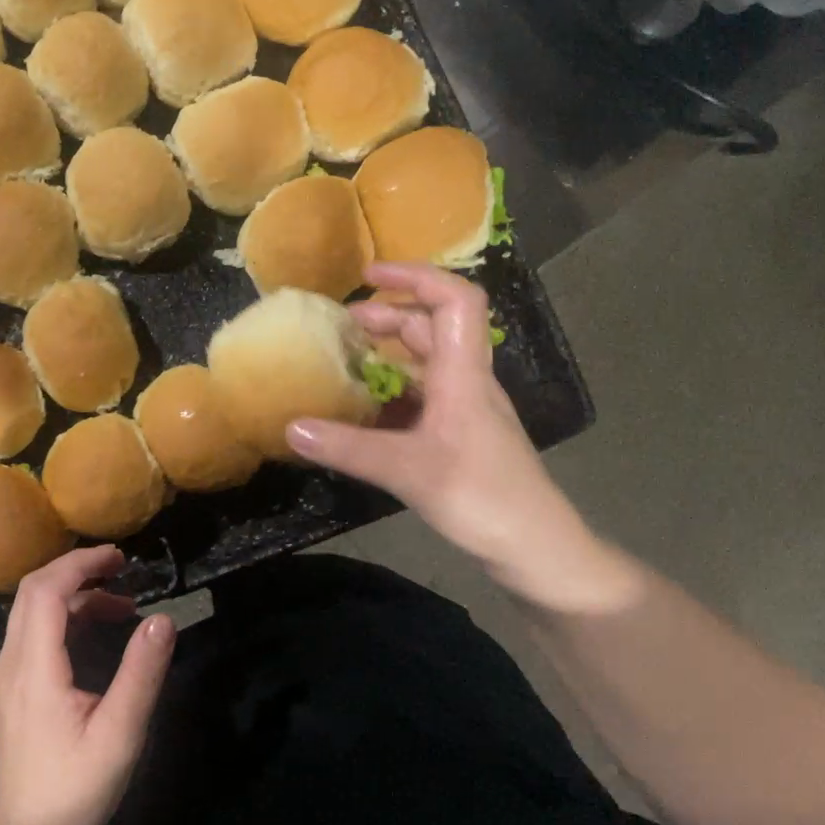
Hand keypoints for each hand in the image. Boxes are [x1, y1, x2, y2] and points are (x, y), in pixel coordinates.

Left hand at [0, 546, 174, 824]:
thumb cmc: (77, 788)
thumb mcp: (120, 734)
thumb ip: (141, 674)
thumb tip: (163, 619)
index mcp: (34, 667)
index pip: (46, 590)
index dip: (79, 563)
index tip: (120, 557)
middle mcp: (12, 662)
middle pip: (33, 592)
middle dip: (75, 570)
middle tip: (121, 569)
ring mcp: (8, 676)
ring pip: (32, 612)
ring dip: (72, 596)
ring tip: (122, 607)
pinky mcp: (14, 689)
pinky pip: (33, 633)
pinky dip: (64, 618)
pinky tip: (96, 634)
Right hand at [286, 264, 601, 607]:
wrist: (535, 548)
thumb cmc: (483, 498)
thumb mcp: (409, 471)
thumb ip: (349, 448)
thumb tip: (290, 428)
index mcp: (464, 375)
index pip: (454, 301)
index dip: (415, 277)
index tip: (368, 276)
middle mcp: (467, 383)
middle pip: (433, 327)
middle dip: (387, 315)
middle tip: (339, 325)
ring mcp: (465, 411)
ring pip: (426, 362)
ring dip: (387, 351)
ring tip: (342, 359)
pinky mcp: (458, 437)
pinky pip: (420, 396)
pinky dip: (389, 390)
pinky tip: (360, 409)